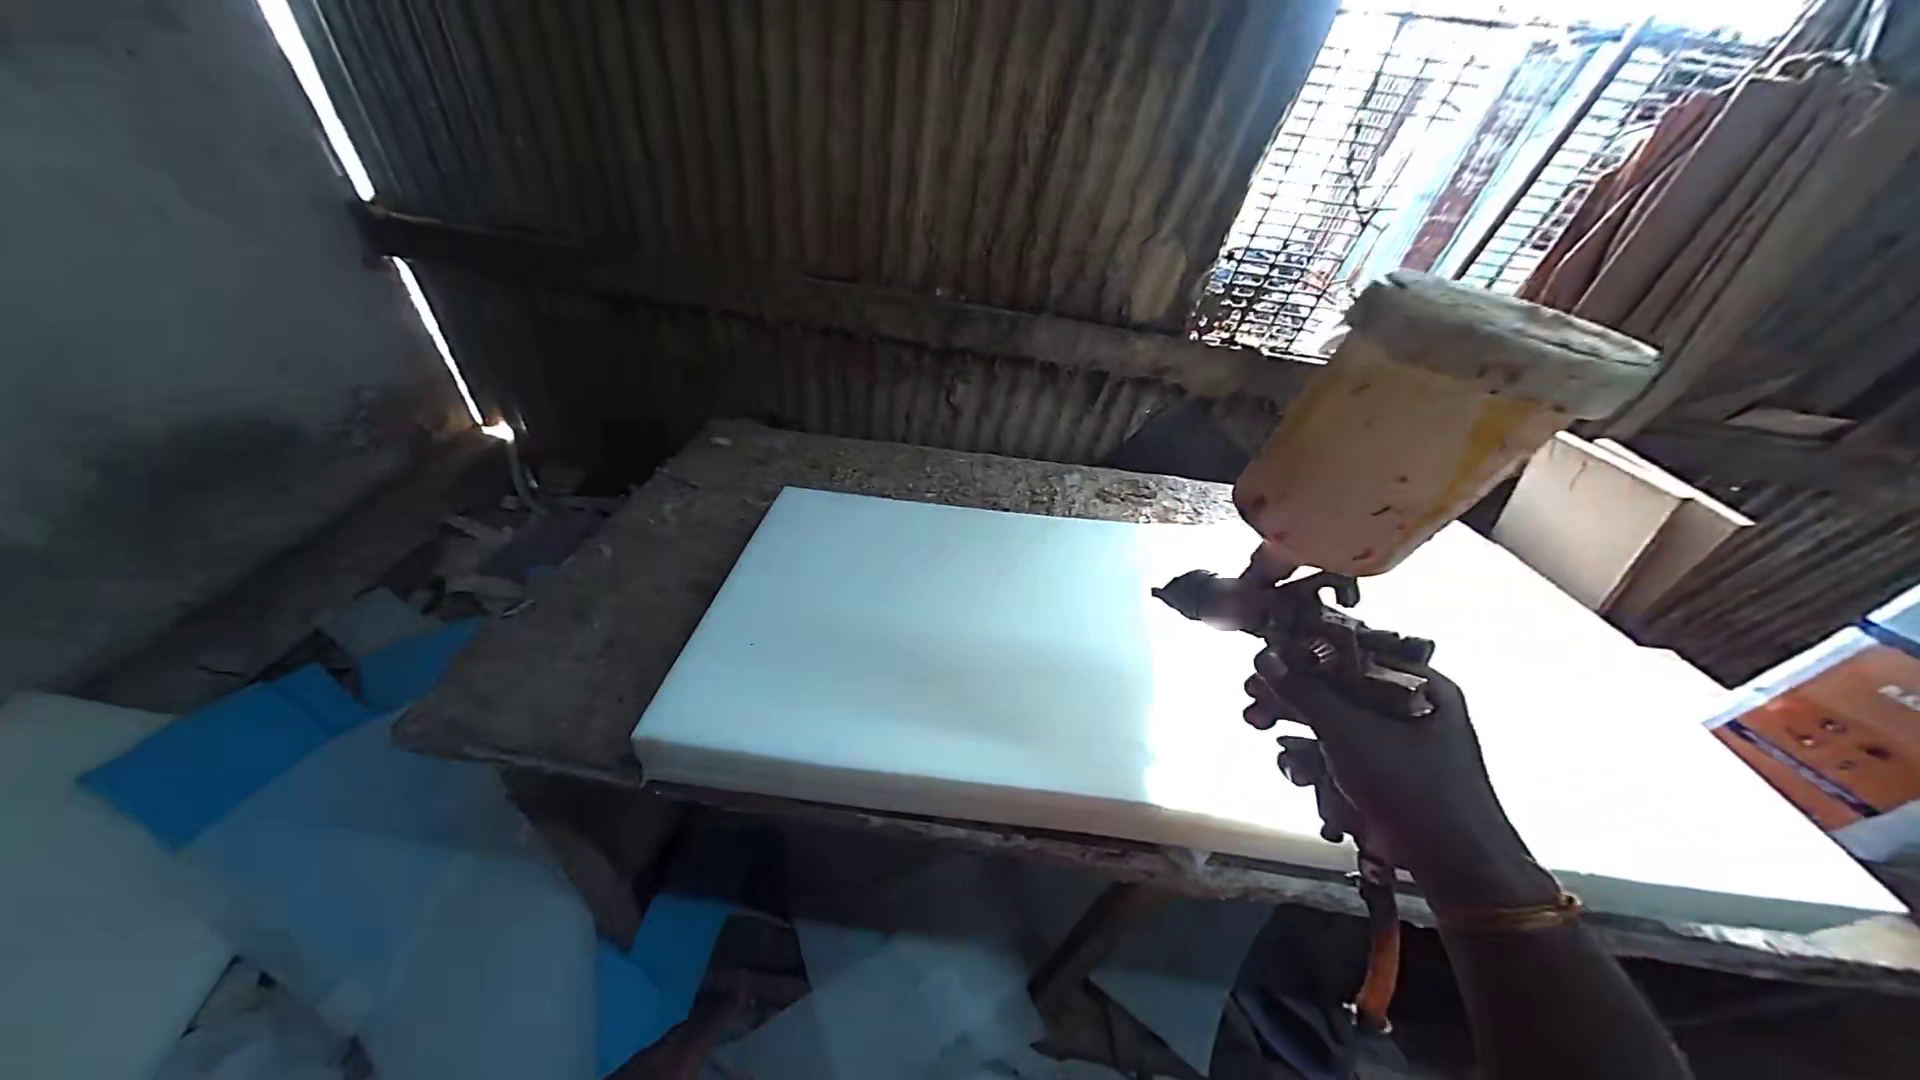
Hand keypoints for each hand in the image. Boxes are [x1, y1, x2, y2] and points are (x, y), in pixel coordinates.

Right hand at [1245, 650, 1557, 907]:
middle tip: (1255, 703)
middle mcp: (1408, 707)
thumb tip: (1267, 658)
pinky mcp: (1382, 773)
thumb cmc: (1416, 789)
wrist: (1456, 870)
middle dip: (1290, 701)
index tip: (1266, 665)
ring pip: (1331, 724)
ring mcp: (1395, 743)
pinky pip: (1338, 755)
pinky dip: (1315, 763)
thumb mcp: (1350, 732)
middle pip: (1333, 689)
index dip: (1301, 657)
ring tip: (1274, 746)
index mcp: (1418, 684)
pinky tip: (1300, 775)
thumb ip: (1304, 692)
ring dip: (1297, 736)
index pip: (1349, 653)